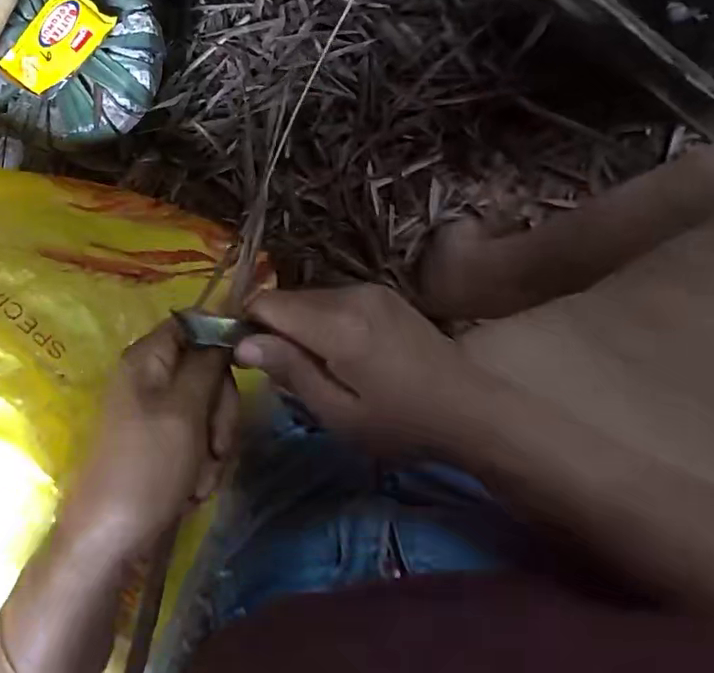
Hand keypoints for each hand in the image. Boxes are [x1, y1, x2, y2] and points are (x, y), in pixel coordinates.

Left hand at [58, 320, 239, 559]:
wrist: (108, 540)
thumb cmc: (146, 467)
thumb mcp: (184, 410)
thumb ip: (206, 364)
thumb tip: (222, 325)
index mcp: (147, 357)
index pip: (193, 322)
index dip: (221, 337)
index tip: (246, 367)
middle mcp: (150, 377)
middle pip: (206, 370)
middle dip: (220, 411)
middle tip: (216, 445)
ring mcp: (154, 411)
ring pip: (207, 409)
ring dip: (213, 445)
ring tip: (199, 479)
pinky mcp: (159, 443)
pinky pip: (196, 438)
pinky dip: (201, 464)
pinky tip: (191, 490)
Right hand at [235, 284, 497, 458]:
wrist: (471, 408)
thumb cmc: (401, 423)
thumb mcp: (338, 413)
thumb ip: (290, 372)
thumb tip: (242, 344)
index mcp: (337, 325)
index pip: (267, 303)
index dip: (249, 325)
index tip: (252, 357)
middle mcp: (350, 294)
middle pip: (287, 299)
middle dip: (276, 329)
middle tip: (292, 373)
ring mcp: (369, 289)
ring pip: (309, 298)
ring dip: (301, 325)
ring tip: (324, 366)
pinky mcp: (382, 291)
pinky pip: (334, 298)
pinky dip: (324, 320)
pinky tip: (346, 352)